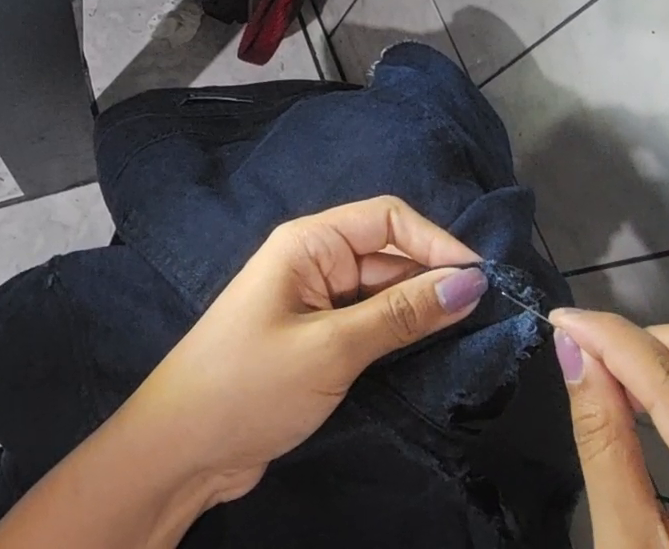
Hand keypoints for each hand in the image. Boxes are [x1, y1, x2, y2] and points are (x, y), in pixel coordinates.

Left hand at [119, 196, 488, 505]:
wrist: (181, 449)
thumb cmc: (248, 384)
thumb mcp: (331, 349)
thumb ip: (400, 314)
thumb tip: (470, 282)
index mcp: (308, 243)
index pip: (386, 218)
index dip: (436, 242)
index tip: (482, 281)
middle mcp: (313, 263)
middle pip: (388, 254)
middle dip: (434, 277)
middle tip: (487, 316)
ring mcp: (314, 303)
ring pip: (383, 291)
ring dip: (421, 308)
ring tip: (472, 335)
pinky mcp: (317, 341)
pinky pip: (370, 323)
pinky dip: (401, 334)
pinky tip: (433, 353)